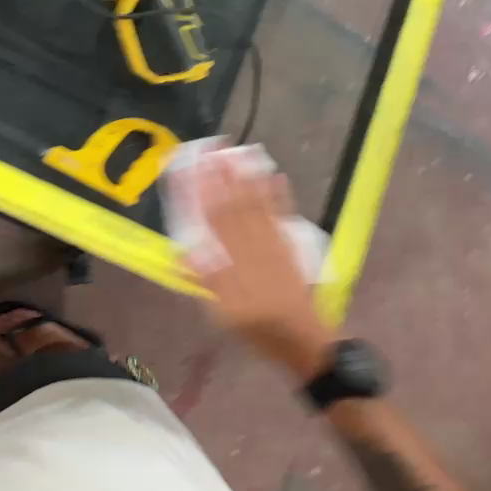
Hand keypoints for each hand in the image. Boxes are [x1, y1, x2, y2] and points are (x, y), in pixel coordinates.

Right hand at [184, 155, 334, 380]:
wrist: (305, 342)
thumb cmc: (260, 331)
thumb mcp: (226, 317)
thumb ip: (209, 283)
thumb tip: (186, 253)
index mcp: (235, 262)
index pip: (214, 219)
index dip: (203, 193)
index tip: (193, 168)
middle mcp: (255, 246)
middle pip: (235, 205)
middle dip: (223, 176)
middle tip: (214, 148)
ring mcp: (275, 244)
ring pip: (258, 204)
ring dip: (247, 177)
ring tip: (238, 153)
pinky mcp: (289, 248)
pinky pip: (283, 216)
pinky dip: (279, 195)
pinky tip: (275, 175)